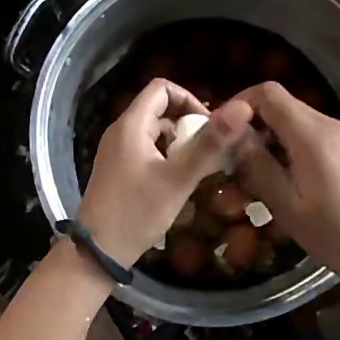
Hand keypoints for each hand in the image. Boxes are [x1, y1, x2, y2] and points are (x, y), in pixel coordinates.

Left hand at [77, 79, 253, 266]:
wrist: (98, 251)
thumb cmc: (138, 211)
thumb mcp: (179, 178)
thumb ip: (209, 143)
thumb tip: (241, 108)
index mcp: (130, 125)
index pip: (162, 88)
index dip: (189, 99)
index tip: (208, 126)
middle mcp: (120, 131)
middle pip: (158, 109)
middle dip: (186, 124)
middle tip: (207, 151)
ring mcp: (116, 150)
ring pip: (154, 131)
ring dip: (178, 142)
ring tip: (195, 168)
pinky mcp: (117, 168)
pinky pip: (145, 149)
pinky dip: (165, 156)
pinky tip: (177, 180)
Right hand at [233, 82, 339, 306]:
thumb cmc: (333, 232)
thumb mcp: (286, 203)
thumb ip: (257, 164)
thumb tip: (230, 134)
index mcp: (312, 133)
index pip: (268, 92)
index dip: (238, 102)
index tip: (219, 130)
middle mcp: (327, 125)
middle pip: (280, 104)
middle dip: (249, 122)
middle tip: (226, 153)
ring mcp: (338, 136)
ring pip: (291, 119)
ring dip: (265, 137)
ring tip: (245, 169)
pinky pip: (305, 135)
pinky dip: (283, 146)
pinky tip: (274, 176)